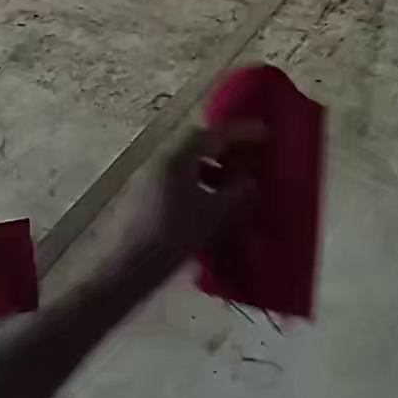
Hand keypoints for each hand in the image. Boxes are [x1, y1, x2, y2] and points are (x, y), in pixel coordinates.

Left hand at [128, 122, 263, 258]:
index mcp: (176, 157)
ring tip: (237, 183)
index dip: (240, 133)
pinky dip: (199, 182)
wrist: (130, 264)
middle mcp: (160, 159)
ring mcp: (149, 176)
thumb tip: (251, 180)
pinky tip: (213, 201)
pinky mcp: (145, 194)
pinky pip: (178, 177)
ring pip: (187, 161)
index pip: (212, 135)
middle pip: (197, 144)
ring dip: (213, 167)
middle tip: (253, 158)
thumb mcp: (213, 214)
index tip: (266, 134)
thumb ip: (236, 192)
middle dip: (227, 149)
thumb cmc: (174, 235)